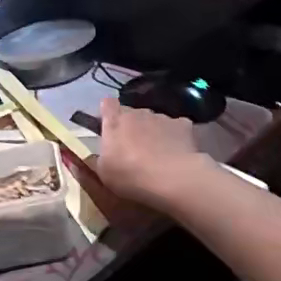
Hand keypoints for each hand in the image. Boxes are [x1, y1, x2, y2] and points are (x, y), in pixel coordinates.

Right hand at [97, 98, 209, 212]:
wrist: (172, 176)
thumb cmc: (130, 175)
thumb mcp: (103, 173)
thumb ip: (98, 157)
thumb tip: (97, 152)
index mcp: (115, 121)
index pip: (107, 104)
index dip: (107, 112)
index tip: (107, 124)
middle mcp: (139, 113)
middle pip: (132, 113)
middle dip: (131, 125)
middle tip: (132, 148)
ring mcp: (162, 117)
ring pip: (154, 120)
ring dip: (152, 131)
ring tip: (157, 153)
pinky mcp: (183, 124)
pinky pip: (175, 127)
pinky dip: (174, 136)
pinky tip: (177, 152)